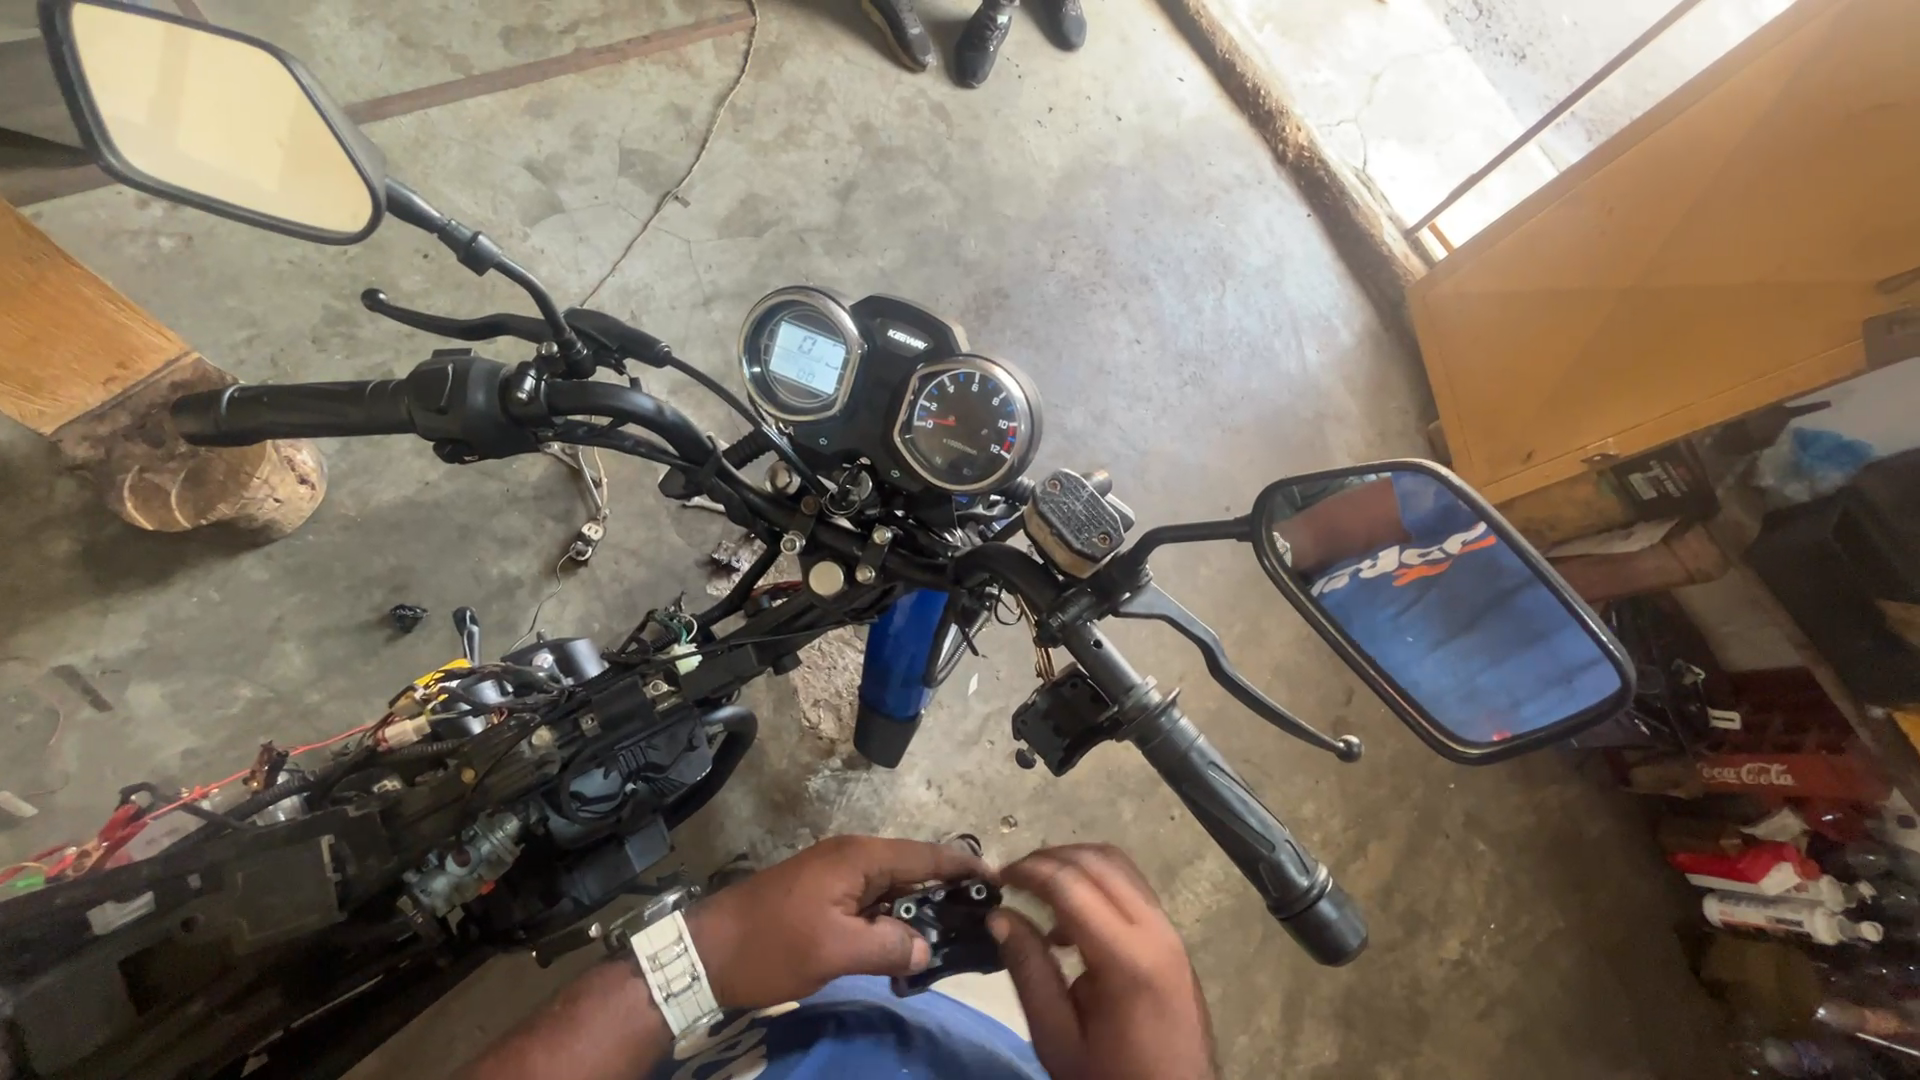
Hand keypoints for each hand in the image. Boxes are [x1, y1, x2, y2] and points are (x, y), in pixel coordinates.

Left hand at [685, 835, 986, 1009]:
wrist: (706, 951)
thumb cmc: (773, 945)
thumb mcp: (835, 951)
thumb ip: (888, 946)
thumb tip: (926, 949)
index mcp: (860, 857)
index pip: (926, 855)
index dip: (962, 865)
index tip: (998, 878)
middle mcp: (853, 855)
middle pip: (912, 869)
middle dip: (945, 893)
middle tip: (979, 920)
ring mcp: (836, 872)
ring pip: (892, 888)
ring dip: (916, 912)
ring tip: (949, 939)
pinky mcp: (824, 892)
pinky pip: (871, 900)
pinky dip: (890, 920)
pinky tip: (903, 946)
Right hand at [991, 844, 1215, 1079]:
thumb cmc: (1111, 1078)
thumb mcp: (1057, 1037)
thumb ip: (1028, 970)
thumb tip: (999, 914)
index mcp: (1126, 958)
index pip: (1070, 885)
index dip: (1029, 872)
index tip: (997, 878)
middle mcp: (1155, 930)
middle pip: (1096, 862)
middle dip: (1048, 859)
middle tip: (1013, 877)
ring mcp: (1169, 929)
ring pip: (1117, 864)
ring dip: (1074, 862)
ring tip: (1038, 889)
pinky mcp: (1172, 936)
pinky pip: (1132, 884)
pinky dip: (1096, 879)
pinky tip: (1071, 914)